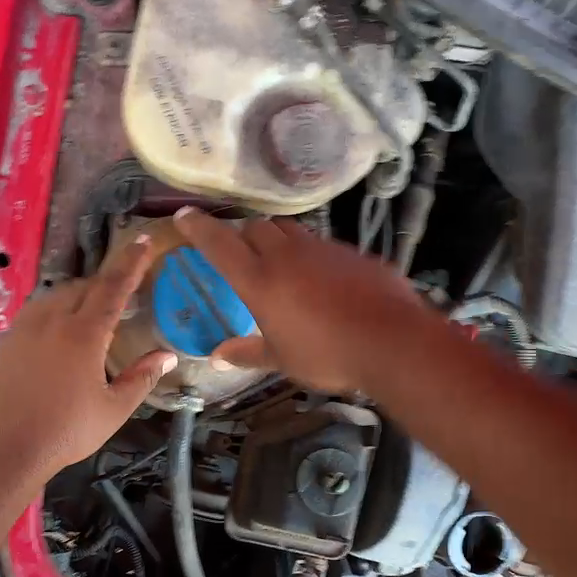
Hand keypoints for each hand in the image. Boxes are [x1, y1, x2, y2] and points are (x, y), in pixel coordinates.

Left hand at [0, 235, 176, 476]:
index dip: (131, 263)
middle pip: (83, 287)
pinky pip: (37, 312)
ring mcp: (24, 329)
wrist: (4, 449)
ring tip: (93, 311)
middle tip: (123, 291)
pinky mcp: (7, 342)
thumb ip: (140, 378)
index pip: (113, 287)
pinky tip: (60, 330)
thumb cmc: (66, 432)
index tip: (144, 240)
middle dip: (105, 283)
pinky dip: (56, 310)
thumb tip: (165, 356)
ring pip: (57, 296)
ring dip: (79, 295)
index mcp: (83, 333)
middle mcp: (52, 321)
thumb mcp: (113, 410)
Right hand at [173, 206, 426, 393]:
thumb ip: (248, 353)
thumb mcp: (282, 361)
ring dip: (276, 238)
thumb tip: (217, 356)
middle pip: (255, 227)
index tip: (184, 216)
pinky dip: (309, 254)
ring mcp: (322, 249)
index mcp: (260, 281)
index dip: (198, 227)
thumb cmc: (327, 356)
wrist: (392, 342)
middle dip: (242, 234)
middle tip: (238, 251)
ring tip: (277, 260)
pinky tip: (318, 278)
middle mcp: (286, 256)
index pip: (220, 243)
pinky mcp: (351, 253)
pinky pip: (320, 244)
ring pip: (289, 229)